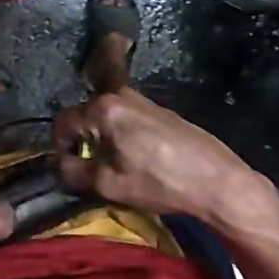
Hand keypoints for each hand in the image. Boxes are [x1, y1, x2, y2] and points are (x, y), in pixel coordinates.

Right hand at [54, 90, 264, 224]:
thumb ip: (71, 171)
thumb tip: (59, 164)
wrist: (219, 182)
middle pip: (86, 116)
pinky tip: (138, 160)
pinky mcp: (162, 111)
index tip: (68, 167)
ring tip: (115, 166)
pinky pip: (128, 120)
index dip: (59, 146)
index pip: (63, 122)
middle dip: (82, 142)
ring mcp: (145, 100)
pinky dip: (123, 137)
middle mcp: (121, 95)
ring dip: (104, 140)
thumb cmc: (159, 181)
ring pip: (108, 118)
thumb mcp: (106, 183)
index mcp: (103, 108)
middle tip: (91, 168)